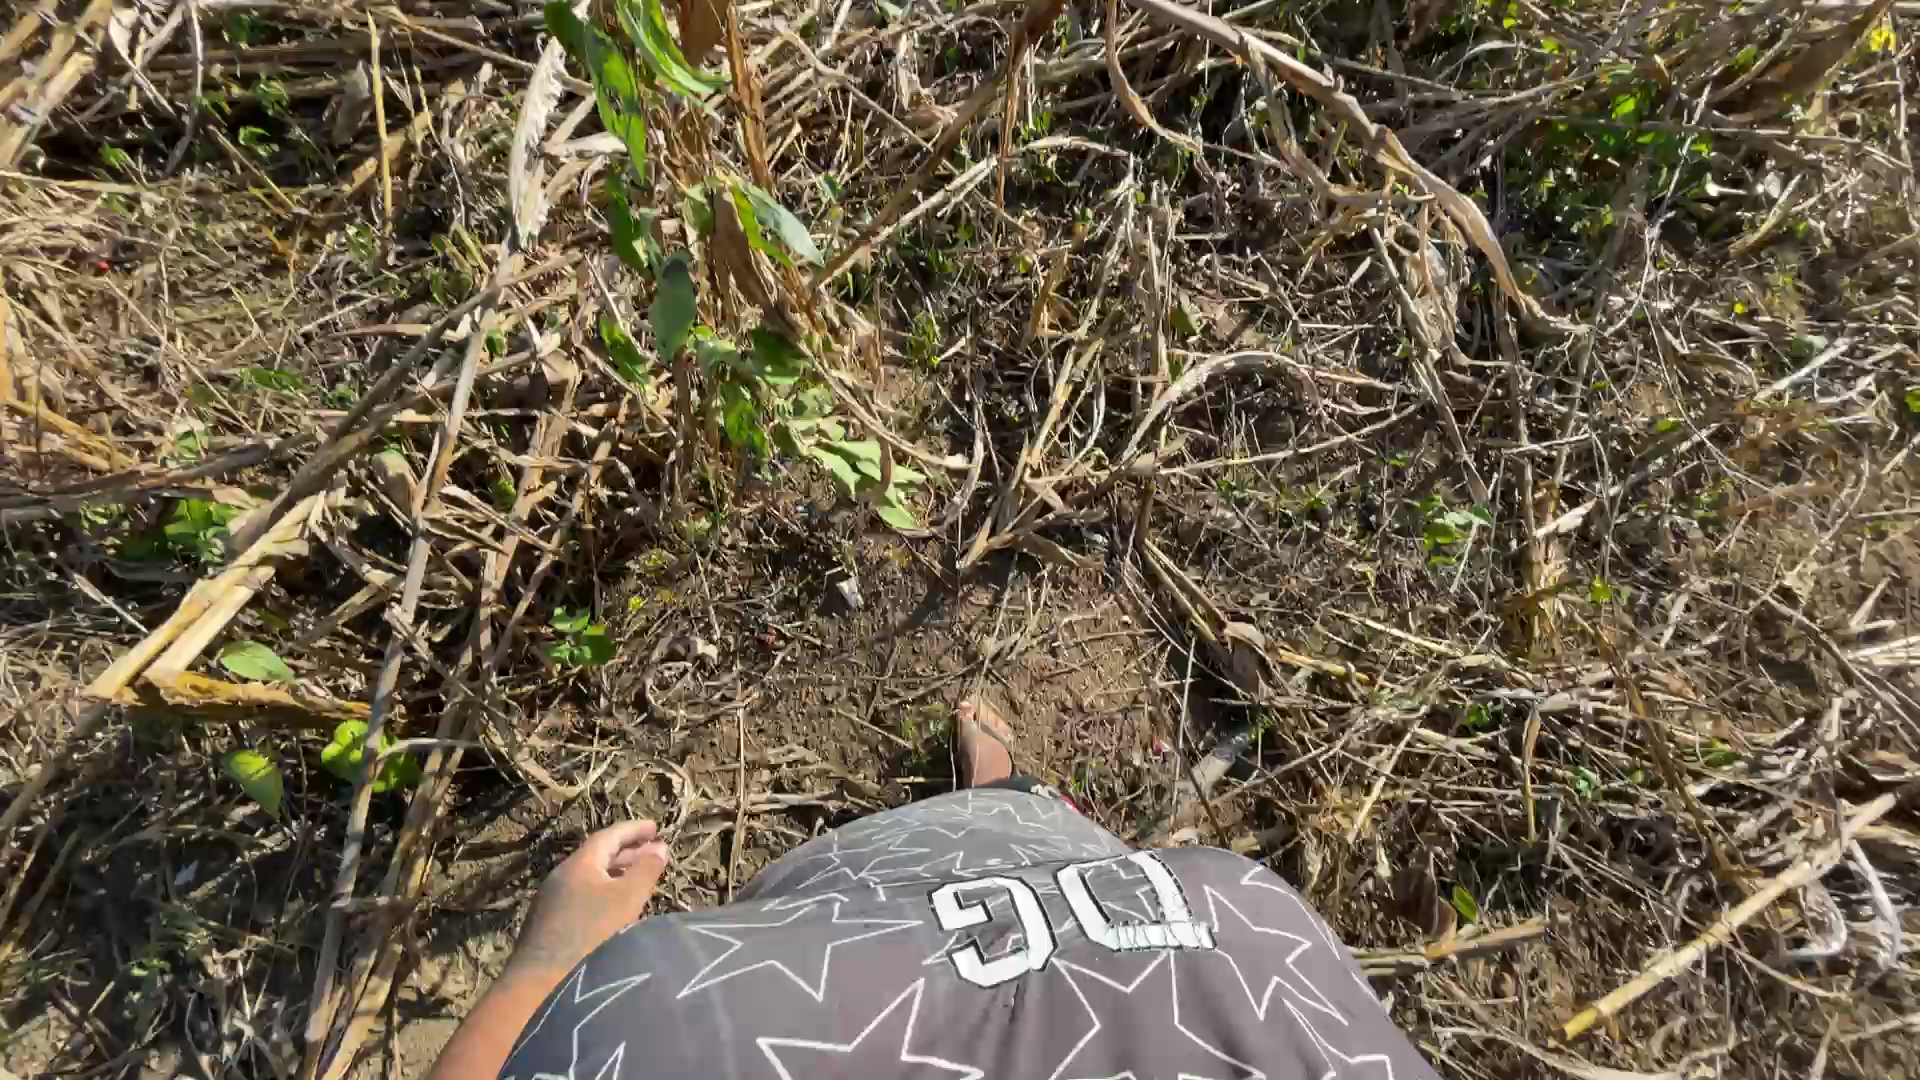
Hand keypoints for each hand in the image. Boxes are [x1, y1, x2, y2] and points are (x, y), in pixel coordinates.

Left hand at [507, 819, 671, 979]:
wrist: (539, 986)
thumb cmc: (591, 933)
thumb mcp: (628, 897)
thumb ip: (647, 869)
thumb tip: (659, 847)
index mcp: (579, 864)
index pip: (609, 836)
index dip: (634, 830)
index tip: (655, 827)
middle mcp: (561, 878)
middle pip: (598, 856)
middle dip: (628, 852)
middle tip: (652, 852)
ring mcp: (550, 903)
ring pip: (589, 878)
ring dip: (616, 874)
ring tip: (638, 880)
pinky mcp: (547, 926)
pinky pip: (581, 896)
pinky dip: (603, 892)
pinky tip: (614, 909)